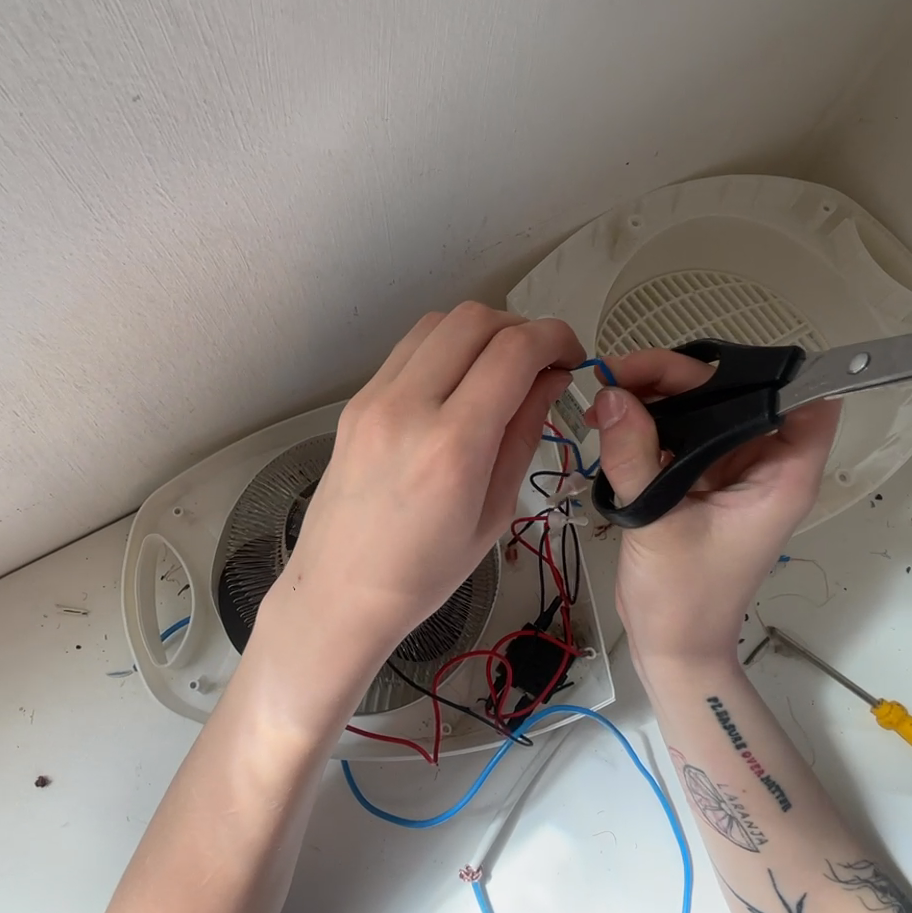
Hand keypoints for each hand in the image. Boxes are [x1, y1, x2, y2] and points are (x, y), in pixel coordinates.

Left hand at [269, 302, 583, 660]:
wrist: (340, 593)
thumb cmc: (421, 574)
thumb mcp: (494, 513)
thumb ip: (523, 435)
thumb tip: (548, 381)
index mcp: (452, 447)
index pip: (514, 351)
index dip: (555, 339)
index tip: (570, 357)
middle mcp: (407, 409)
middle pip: (474, 319)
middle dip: (520, 328)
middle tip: (539, 362)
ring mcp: (373, 401)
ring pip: (437, 323)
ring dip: (480, 332)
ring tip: (500, 370)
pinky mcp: (355, 404)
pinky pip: (407, 350)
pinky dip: (444, 349)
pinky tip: (458, 385)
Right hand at [589, 349, 840, 671]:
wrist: (668, 645)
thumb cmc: (682, 597)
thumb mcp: (658, 522)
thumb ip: (634, 456)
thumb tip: (611, 394)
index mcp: (780, 474)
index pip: (802, 399)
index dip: (764, 371)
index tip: (699, 364)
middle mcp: (760, 466)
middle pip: (734, 395)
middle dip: (680, 378)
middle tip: (620, 374)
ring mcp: (726, 474)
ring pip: (701, 412)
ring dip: (656, 398)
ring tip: (606, 396)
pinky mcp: (696, 484)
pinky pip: (677, 437)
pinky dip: (646, 425)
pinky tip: (610, 423)